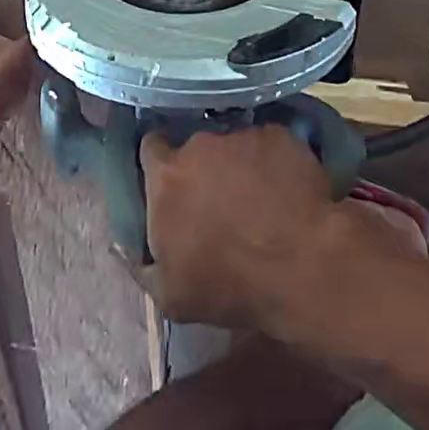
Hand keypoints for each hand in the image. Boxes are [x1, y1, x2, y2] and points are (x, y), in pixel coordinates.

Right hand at [136, 126, 366, 328]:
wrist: (301, 263)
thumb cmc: (230, 284)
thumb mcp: (171, 294)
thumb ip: (142, 263)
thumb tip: (126, 245)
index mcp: (167, 177)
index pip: (151, 147)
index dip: (158, 161)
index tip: (168, 179)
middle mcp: (201, 144)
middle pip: (195, 147)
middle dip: (202, 166)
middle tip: (218, 195)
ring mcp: (243, 135)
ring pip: (233, 143)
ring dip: (238, 162)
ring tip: (257, 193)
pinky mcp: (280, 135)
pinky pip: (268, 143)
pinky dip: (271, 159)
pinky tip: (284, 185)